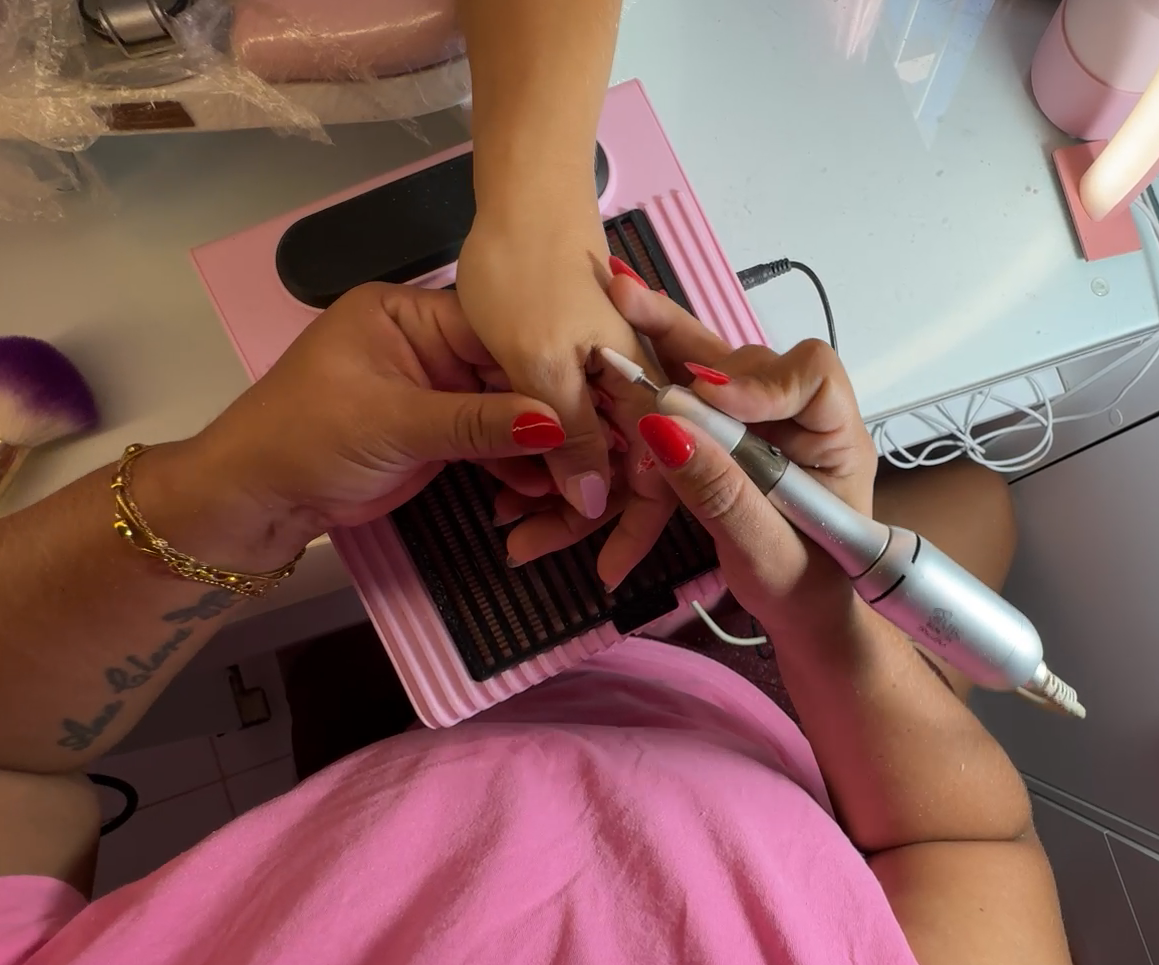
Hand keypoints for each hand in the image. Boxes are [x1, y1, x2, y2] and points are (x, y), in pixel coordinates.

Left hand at [132, 284, 565, 569]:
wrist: (259, 501)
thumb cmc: (307, 440)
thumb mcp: (395, 424)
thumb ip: (480, 423)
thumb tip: (558, 425)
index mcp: (410, 317)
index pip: (497, 332)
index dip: (546, 366)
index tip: (596, 398)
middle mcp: (432, 347)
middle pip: (512, 374)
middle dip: (552, 414)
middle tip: (600, 445)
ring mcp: (442, 392)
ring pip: (512, 413)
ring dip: (542, 448)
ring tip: (578, 476)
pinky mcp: (447, 433)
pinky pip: (498, 443)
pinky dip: (520, 467)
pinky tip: (545, 489)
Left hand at [454, 215, 679, 586]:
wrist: (515, 199)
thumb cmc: (520, 272)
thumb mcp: (534, 360)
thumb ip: (566, 432)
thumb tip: (597, 503)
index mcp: (642, 385)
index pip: (654, 473)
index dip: (632, 526)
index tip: (605, 572)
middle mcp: (635, 388)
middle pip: (622, 470)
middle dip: (580, 517)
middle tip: (525, 548)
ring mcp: (605, 380)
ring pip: (591, 457)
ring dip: (553, 494)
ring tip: (507, 523)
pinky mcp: (574, 376)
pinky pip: (567, 435)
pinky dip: (538, 464)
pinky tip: (504, 483)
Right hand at [593, 275, 877, 634]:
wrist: (805, 612)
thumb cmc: (804, 590)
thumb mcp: (763, 552)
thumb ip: (720, 494)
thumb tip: (662, 427)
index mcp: (837, 441)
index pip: (813, 377)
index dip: (759, 381)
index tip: (712, 401)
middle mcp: (801, 417)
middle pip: (752, 362)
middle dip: (693, 350)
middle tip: (630, 308)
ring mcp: (764, 421)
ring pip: (718, 367)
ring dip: (668, 339)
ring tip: (618, 292)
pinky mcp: (732, 433)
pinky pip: (694, 392)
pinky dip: (659, 365)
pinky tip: (623, 318)